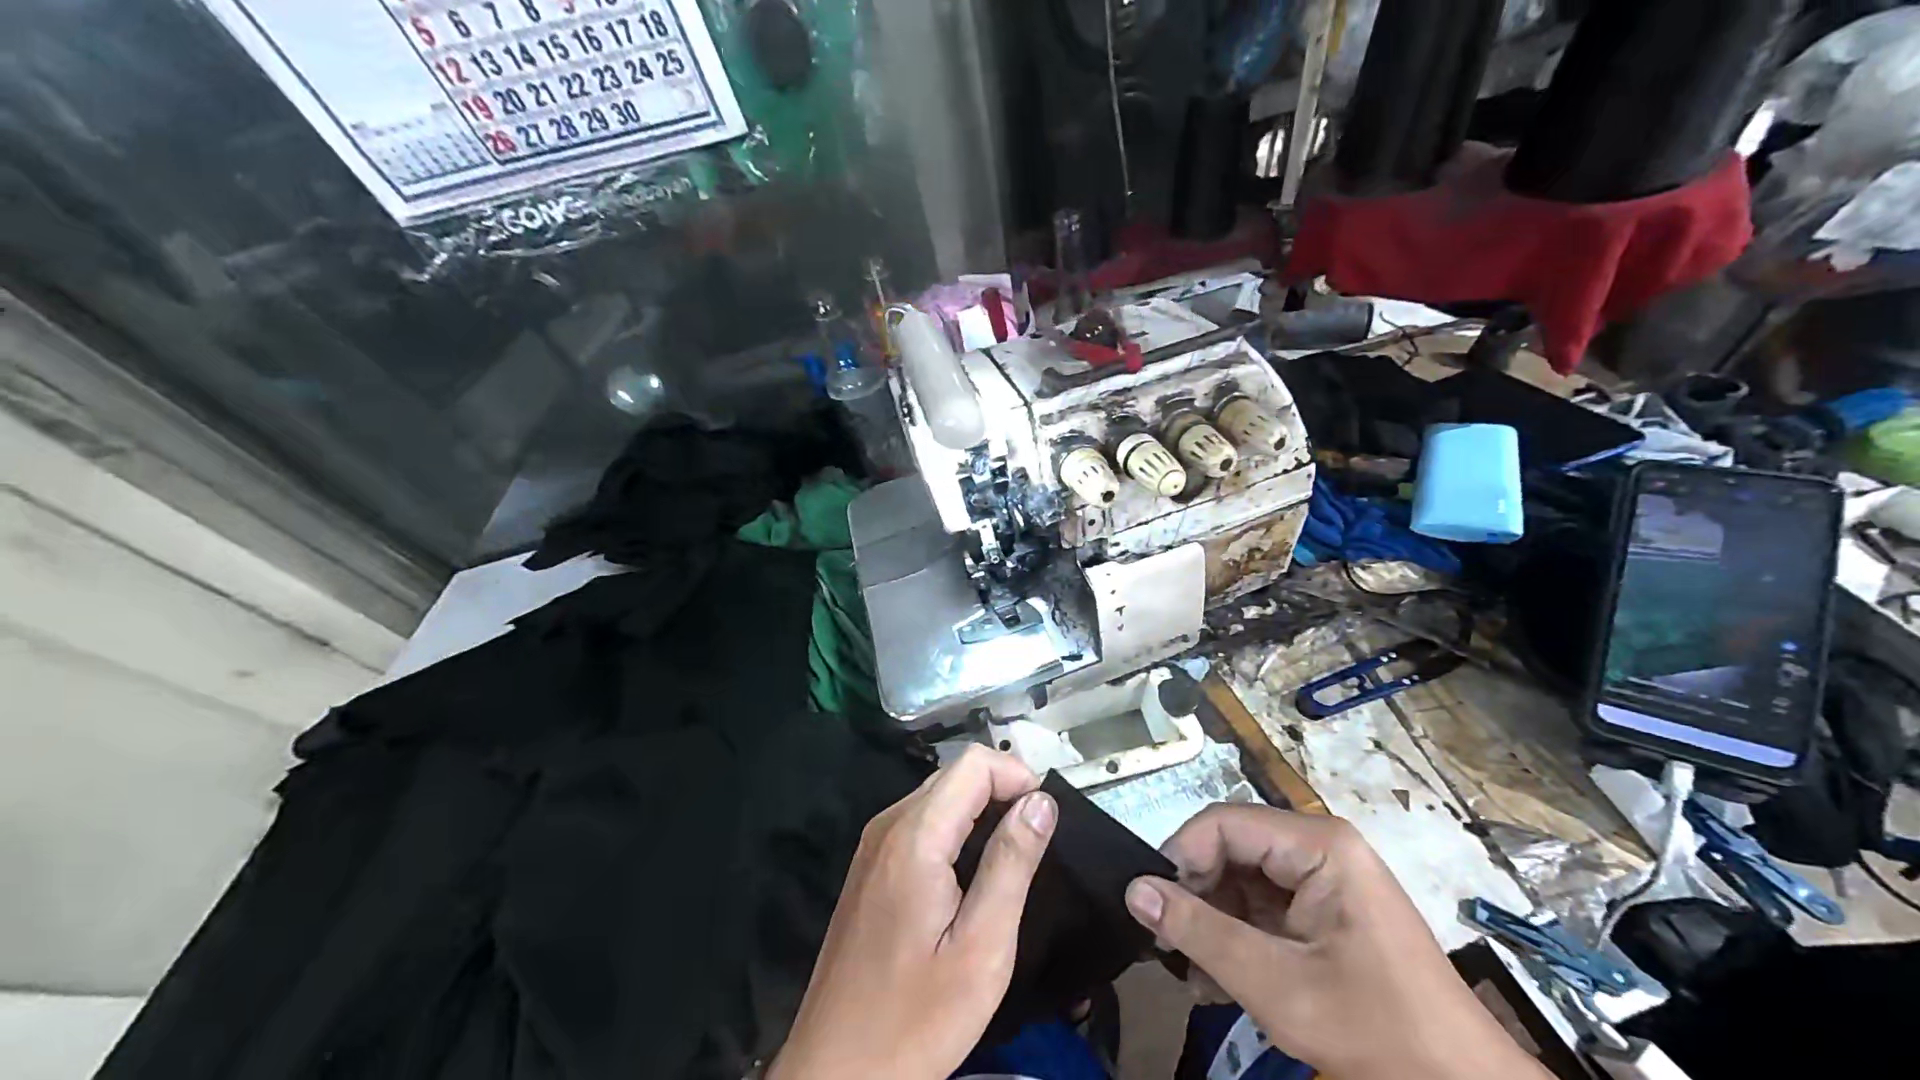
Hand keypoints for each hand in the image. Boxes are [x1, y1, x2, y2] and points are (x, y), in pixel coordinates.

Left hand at [768, 747, 1056, 1079]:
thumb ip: (1011, 864)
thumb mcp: (982, 947)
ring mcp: (873, 844)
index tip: (1047, 819)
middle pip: (954, 774)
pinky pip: (920, 822)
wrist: (838, 1068)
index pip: (973, 764)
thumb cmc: (917, 1016)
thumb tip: (1040, 801)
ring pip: (938, 796)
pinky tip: (971, 874)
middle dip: (1002, 791)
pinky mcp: (870, 866)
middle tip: (1036, 843)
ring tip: (1011, 861)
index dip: (1017, 776)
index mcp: (914, 837)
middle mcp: (887, 825)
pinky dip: (955, 828)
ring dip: (980, 810)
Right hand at [1124, 805, 1549, 1079]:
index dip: (1181, 857)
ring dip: (1211, 923)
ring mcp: (1322, 881)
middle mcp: (1319, 849)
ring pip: (1239, 880)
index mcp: (1320, 846)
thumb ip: (1200, 932)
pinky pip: (1260, 907)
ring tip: (1194, 973)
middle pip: (1230, 850)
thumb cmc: (1375, 1031)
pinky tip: (1219, 980)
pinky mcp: (1322, 912)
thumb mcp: (1277, 984)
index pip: (1224, 823)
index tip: (1152, 906)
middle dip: (1195, 896)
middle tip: (1168, 945)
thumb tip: (1134, 890)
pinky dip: (1234, 938)